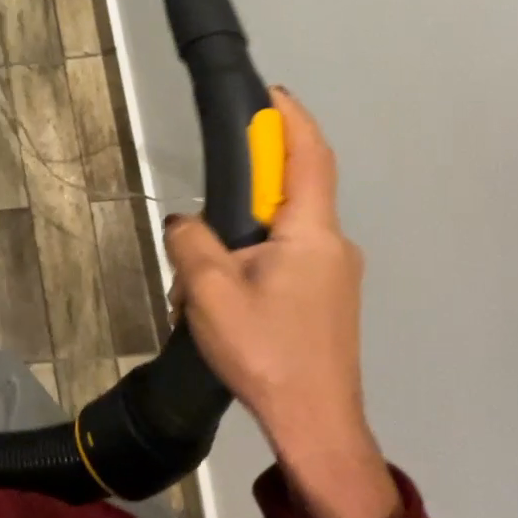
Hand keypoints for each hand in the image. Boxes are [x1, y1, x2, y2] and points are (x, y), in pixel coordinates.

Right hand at [164, 88, 400, 517]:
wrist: (315, 426)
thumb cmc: (266, 349)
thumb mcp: (208, 288)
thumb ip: (191, 239)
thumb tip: (186, 222)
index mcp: (311, 233)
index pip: (308, 158)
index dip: (290, 119)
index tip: (268, 92)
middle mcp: (331, 245)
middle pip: (288, 194)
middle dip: (240, 196)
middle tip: (199, 230)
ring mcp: (332, 275)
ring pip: (277, 233)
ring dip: (235, 240)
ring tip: (196, 285)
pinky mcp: (323, 300)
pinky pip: (281, 260)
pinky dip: (246, 262)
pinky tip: (216, 301)